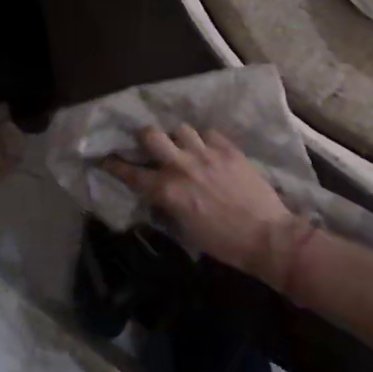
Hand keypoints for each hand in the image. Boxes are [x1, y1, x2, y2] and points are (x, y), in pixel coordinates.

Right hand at [103, 126, 298, 286]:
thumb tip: (158, 195)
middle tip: (148, 144)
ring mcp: (207, 155)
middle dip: (144, 137)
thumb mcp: (184, 229)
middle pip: (151, 135)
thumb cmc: (223, 242)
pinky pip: (209, 134)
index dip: (113, 164)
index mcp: (166, 190)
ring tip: (183, 146)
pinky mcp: (230, 151)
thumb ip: (166, 206)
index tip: (104, 158)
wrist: (268, 237)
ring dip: (178, 138)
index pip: (130, 172)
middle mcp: (181, 166)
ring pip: (181, 129)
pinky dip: (205, 140)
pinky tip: (208, 150)